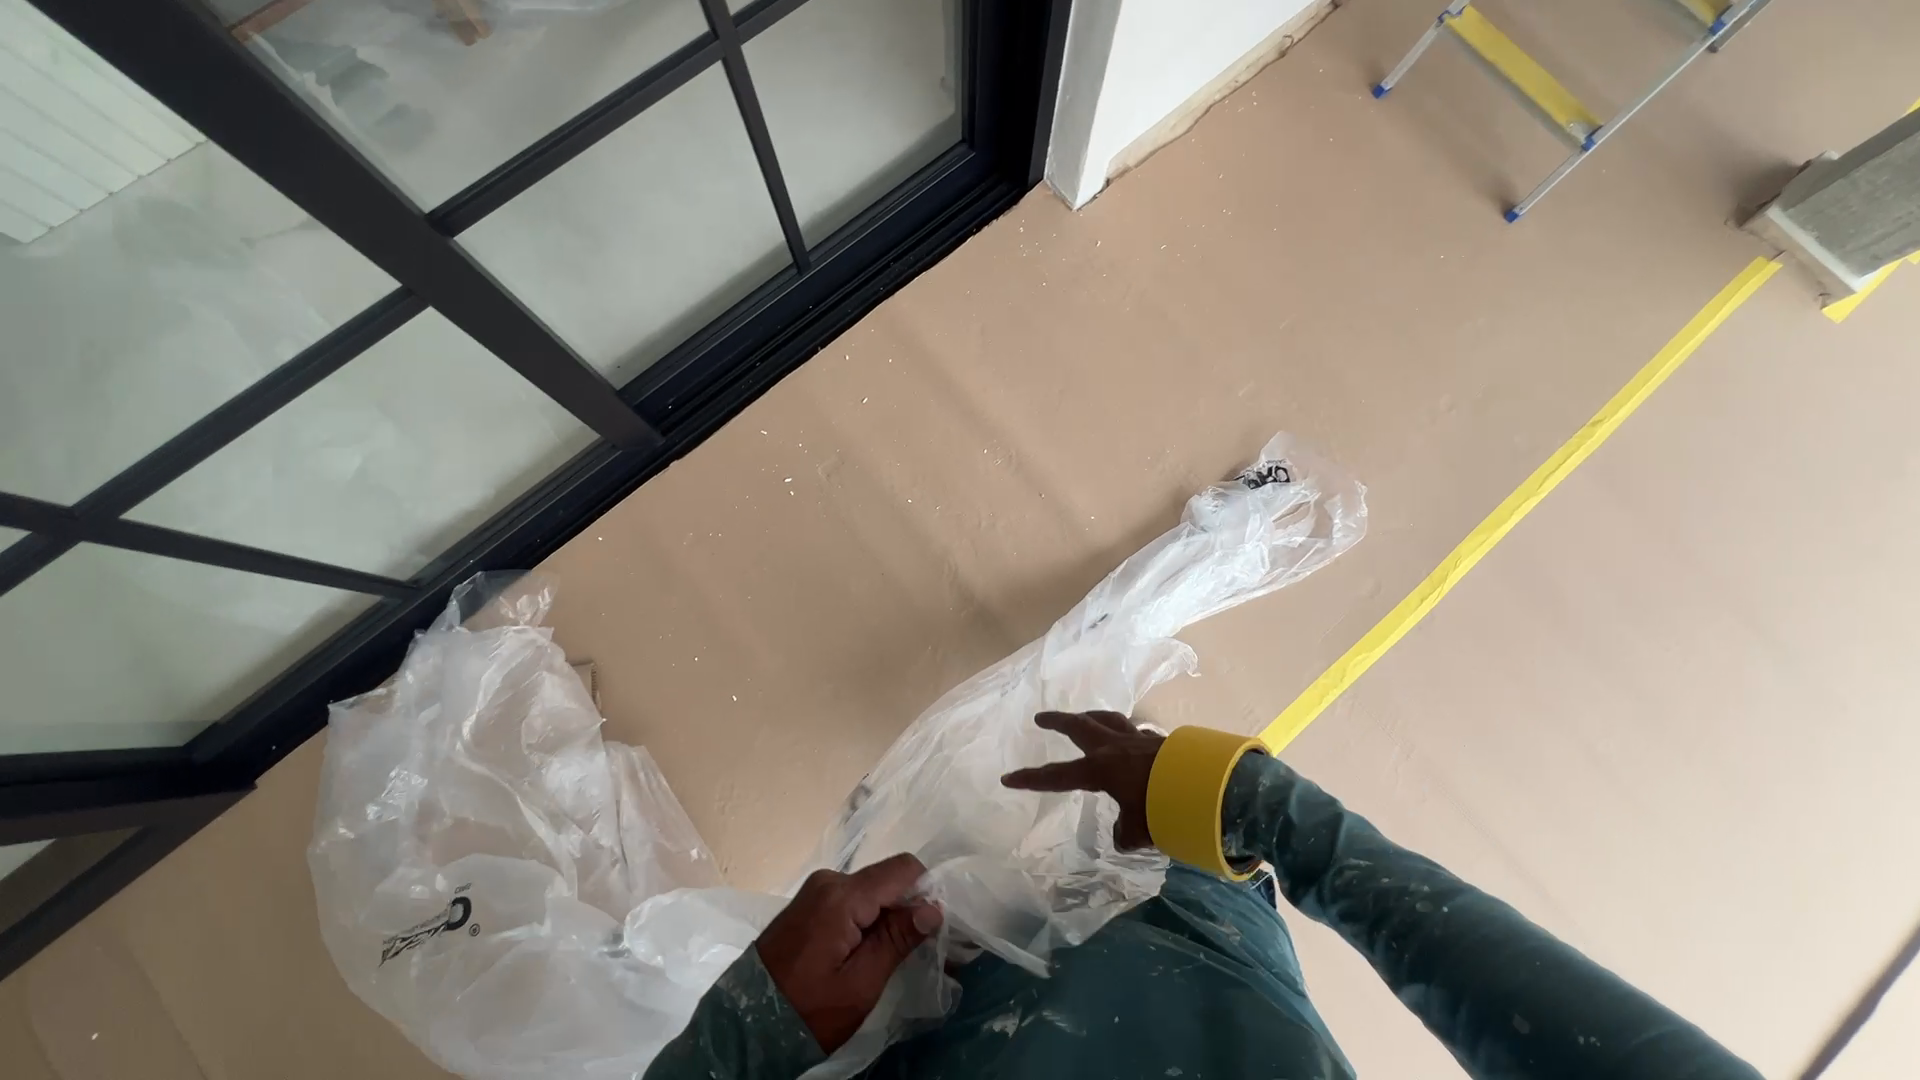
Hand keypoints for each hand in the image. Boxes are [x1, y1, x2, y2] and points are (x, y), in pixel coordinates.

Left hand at [756, 853, 942, 1053]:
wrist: (745, 1027)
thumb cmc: (807, 1011)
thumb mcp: (860, 985)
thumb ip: (897, 939)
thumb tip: (933, 908)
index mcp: (842, 895)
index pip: (903, 868)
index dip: (926, 891)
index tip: (933, 927)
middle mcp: (829, 880)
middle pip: (887, 877)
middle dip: (907, 906)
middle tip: (916, 949)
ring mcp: (815, 890)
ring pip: (871, 889)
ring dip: (886, 915)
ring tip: (889, 956)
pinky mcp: (809, 903)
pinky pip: (851, 898)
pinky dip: (866, 918)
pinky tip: (865, 950)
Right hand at [1000, 711, 1164, 849]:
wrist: (1203, 786)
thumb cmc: (1164, 807)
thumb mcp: (1139, 830)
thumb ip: (1126, 832)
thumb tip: (1123, 834)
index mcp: (1100, 769)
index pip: (1057, 776)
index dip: (1032, 778)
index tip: (1008, 777)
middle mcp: (1114, 749)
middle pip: (1079, 727)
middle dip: (1058, 721)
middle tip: (1041, 717)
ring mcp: (1137, 740)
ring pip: (1108, 720)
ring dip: (1091, 717)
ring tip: (1083, 716)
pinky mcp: (1159, 741)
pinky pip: (1136, 731)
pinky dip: (1126, 732)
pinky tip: (1131, 737)